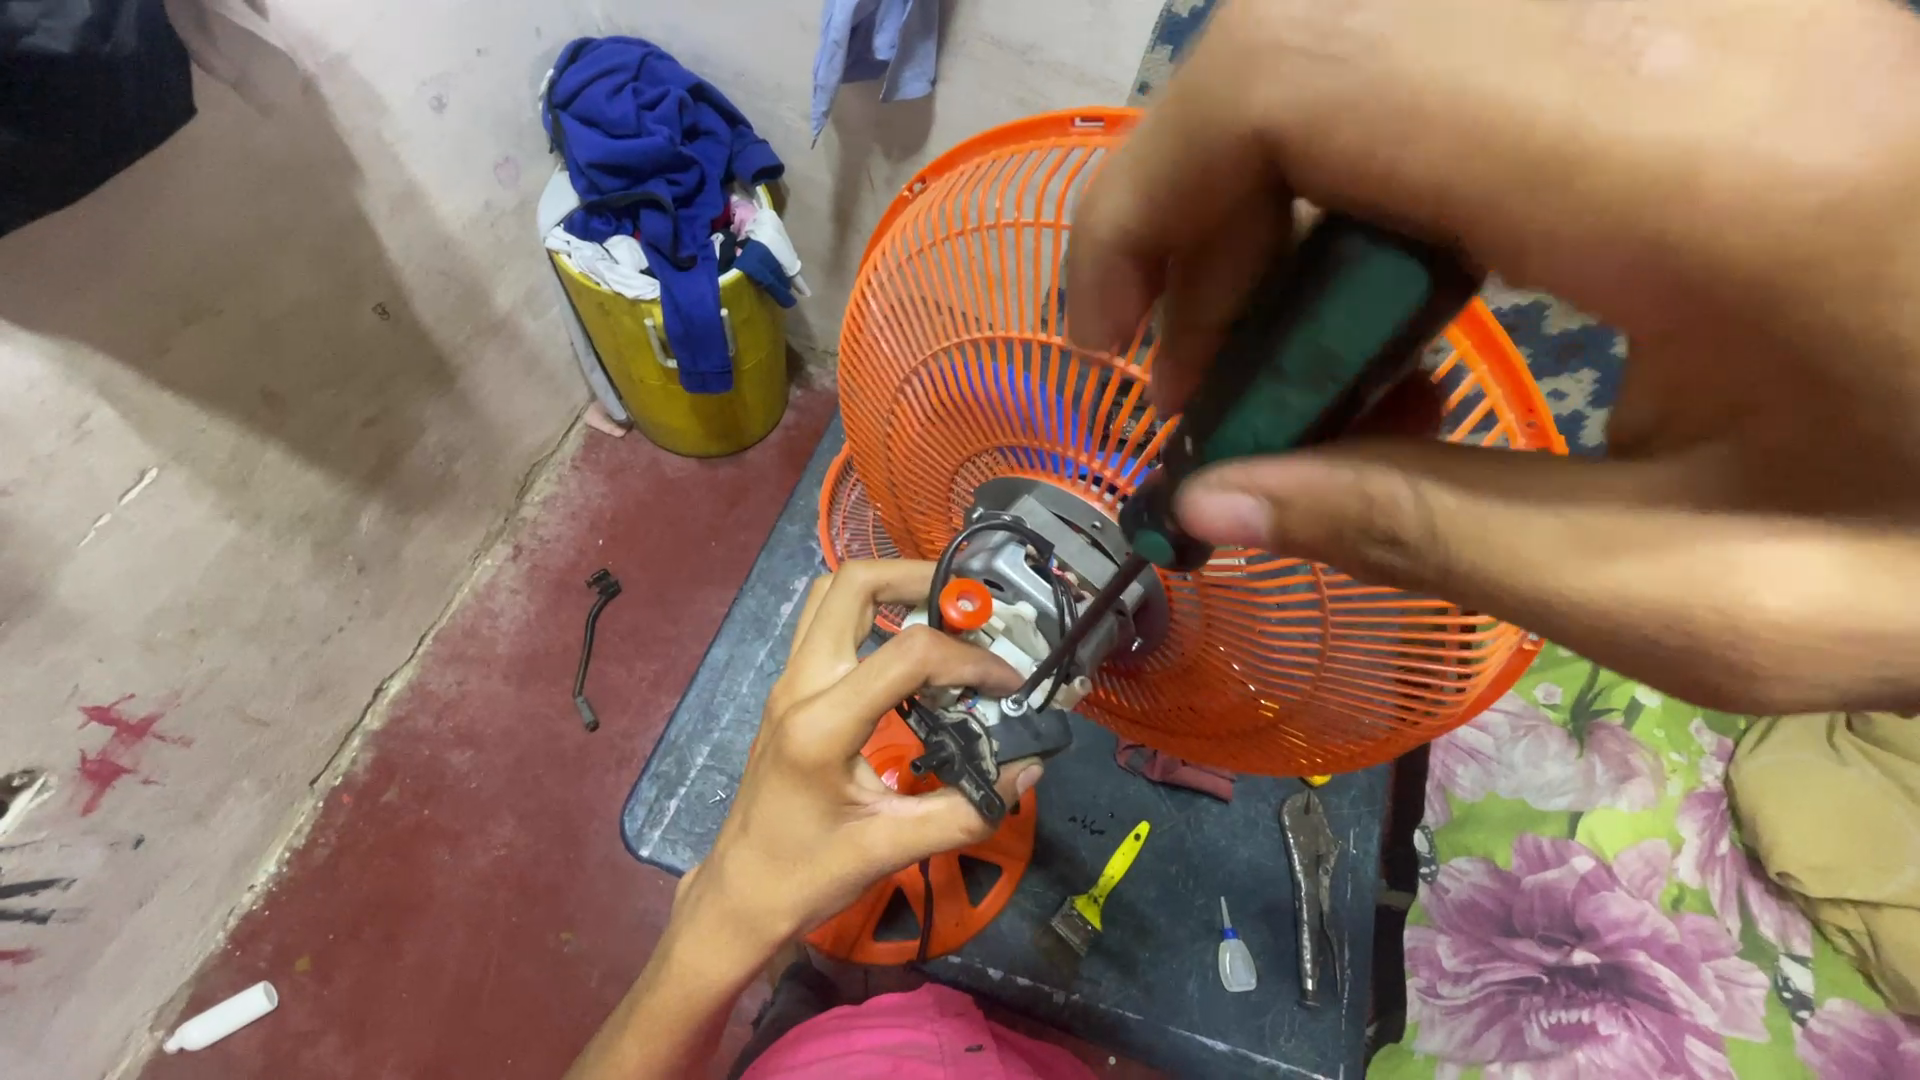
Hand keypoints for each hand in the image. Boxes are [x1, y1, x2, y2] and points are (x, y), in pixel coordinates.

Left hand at [679, 560, 1042, 944]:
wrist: (740, 893)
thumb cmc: (806, 875)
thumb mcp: (890, 850)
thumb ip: (966, 809)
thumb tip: (1028, 766)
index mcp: (821, 725)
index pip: (907, 656)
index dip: (970, 660)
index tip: (1008, 684)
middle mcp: (799, 684)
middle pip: (852, 585)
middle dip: (918, 578)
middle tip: (970, 605)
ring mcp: (789, 680)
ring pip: (832, 592)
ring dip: (889, 585)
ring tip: (942, 611)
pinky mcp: (791, 687)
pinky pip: (826, 620)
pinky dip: (871, 610)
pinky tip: (907, 646)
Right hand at [1069, 0, 1919, 713]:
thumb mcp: (1709, 600)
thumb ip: (1424, 534)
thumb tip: (1206, 507)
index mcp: (1692, 156)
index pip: (1297, 69)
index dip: (1146, 194)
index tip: (1110, 339)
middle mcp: (1682, 20)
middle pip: (1303, 38)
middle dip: (1190, 218)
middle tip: (1198, 379)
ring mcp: (1691, 8)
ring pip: (1355, 46)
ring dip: (1264, 212)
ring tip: (1286, 367)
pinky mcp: (1690, 31)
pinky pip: (1432, 73)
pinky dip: (1347, 194)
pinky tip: (1386, 314)